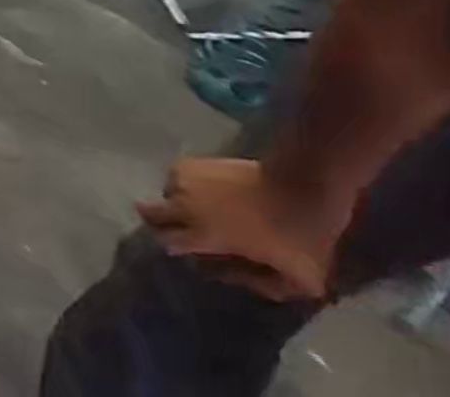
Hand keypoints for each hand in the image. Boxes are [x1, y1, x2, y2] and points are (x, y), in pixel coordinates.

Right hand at [136, 158, 347, 301]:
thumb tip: (234, 277)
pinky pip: (175, 176)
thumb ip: (266, 286)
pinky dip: (184, 184)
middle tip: (177, 226)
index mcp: (203, 234)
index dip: (173, 246)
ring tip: (197, 207)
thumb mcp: (300, 279)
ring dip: (174, 201)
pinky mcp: (192, 163)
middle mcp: (183, 205)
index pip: (165, 241)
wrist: (300, 187)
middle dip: (158, 220)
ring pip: (164, 192)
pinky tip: (203, 189)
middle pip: (148, 211)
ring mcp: (184, 180)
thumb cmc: (299, 235)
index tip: (187, 250)